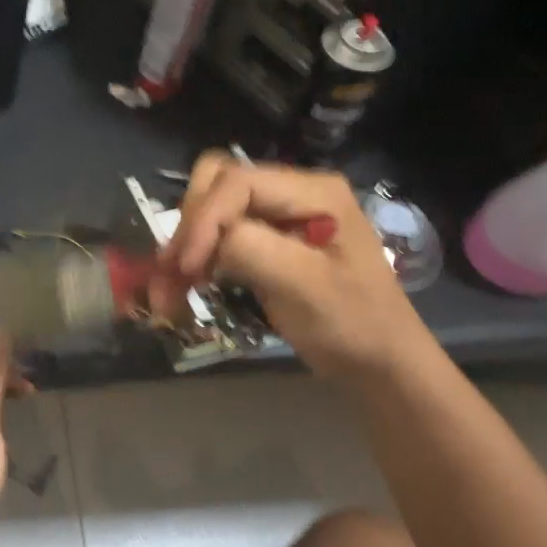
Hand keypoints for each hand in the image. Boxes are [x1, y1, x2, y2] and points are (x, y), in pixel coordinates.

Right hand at [157, 153, 433, 380]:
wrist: (380, 363)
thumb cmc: (351, 323)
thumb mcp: (305, 285)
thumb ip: (251, 249)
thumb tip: (202, 241)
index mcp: (313, 191)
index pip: (237, 182)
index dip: (202, 220)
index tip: (182, 268)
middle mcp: (293, 192)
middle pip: (217, 183)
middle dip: (188, 226)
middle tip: (171, 272)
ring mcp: (279, 216)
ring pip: (210, 210)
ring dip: (184, 246)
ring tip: (167, 289)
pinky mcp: (265, 241)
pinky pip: (217, 236)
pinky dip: (194, 260)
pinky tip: (182, 289)